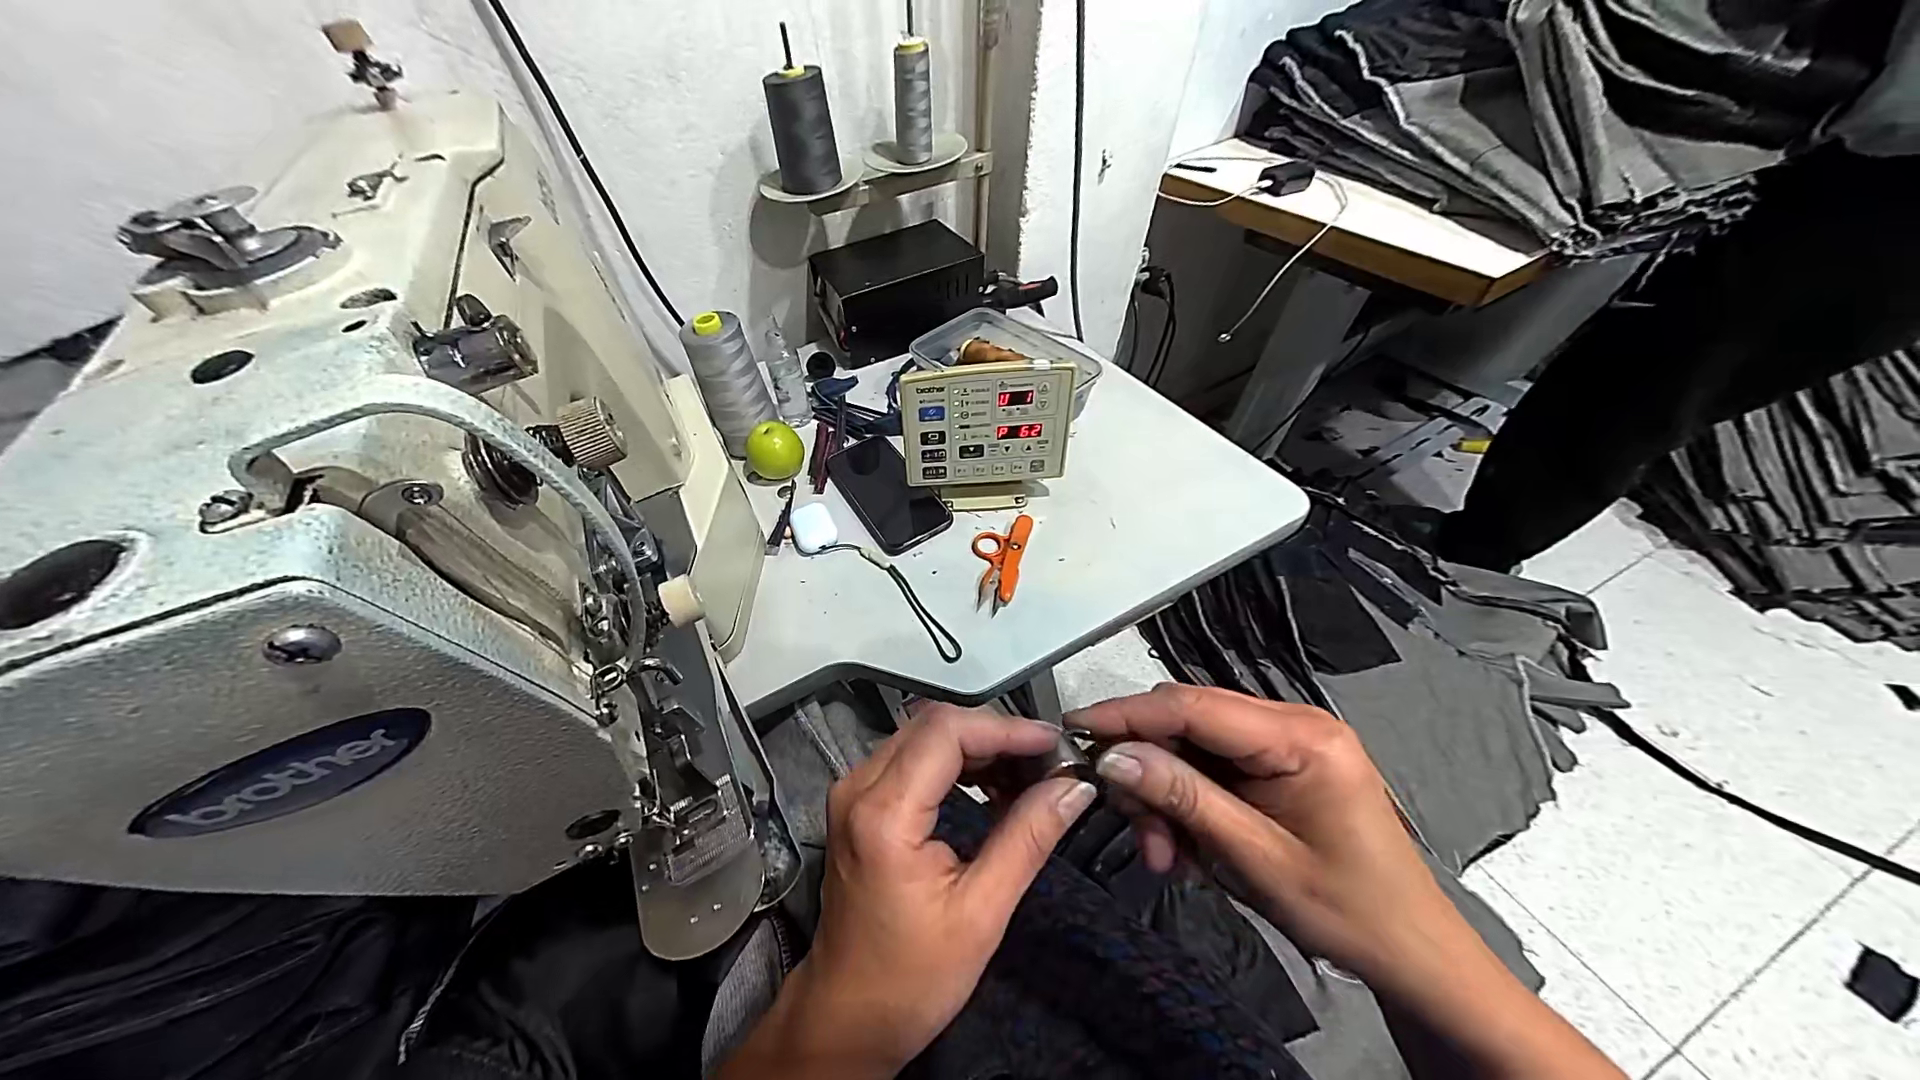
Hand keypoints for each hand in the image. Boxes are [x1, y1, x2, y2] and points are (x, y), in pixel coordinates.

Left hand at [721, 705, 1095, 1079]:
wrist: (846, 1015)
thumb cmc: (909, 978)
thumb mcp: (981, 912)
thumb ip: (1028, 837)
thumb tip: (1073, 787)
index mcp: (883, 814)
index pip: (946, 732)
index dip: (1004, 728)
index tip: (1051, 742)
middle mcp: (858, 787)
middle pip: (934, 724)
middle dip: (995, 733)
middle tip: (1045, 758)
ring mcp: (853, 790)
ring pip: (924, 734)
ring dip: (978, 745)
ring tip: (1027, 771)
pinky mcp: (860, 801)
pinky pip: (912, 756)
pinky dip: (956, 760)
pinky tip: (992, 783)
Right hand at [1069, 683, 1450, 993]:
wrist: (1412, 953)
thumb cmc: (1350, 911)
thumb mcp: (1255, 857)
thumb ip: (1183, 797)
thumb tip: (1113, 758)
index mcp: (1301, 737)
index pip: (1191, 706)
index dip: (1127, 714)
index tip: (1076, 729)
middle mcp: (1292, 723)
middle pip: (1186, 720)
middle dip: (1146, 766)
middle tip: (1128, 819)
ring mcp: (1284, 740)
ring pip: (1189, 745)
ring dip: (1163, 792)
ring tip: (1163, 849)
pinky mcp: (1275, 761)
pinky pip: (1208, 765)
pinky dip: (1184, 800)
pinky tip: (1182, 841)